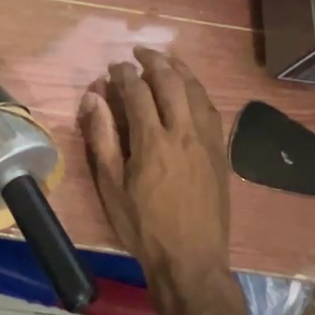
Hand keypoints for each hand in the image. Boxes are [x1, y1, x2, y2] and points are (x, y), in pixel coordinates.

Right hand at [79, 48, 231, 290]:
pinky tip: (190, 92)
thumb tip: (94, 97)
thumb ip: (102, 137)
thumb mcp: (111, 186)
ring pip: (196, 92)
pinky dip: (198, 92)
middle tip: (139, 52)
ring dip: (180, 71)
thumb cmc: (144, 227)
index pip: (138, 91)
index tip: (114, 67)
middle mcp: (183, 133)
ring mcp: (207, 142)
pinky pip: (211, 110)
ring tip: (166, 61)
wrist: (191, 261)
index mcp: (153, 141)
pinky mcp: (220, 153)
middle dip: (154, 61)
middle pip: (171, 82)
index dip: (124, 74)